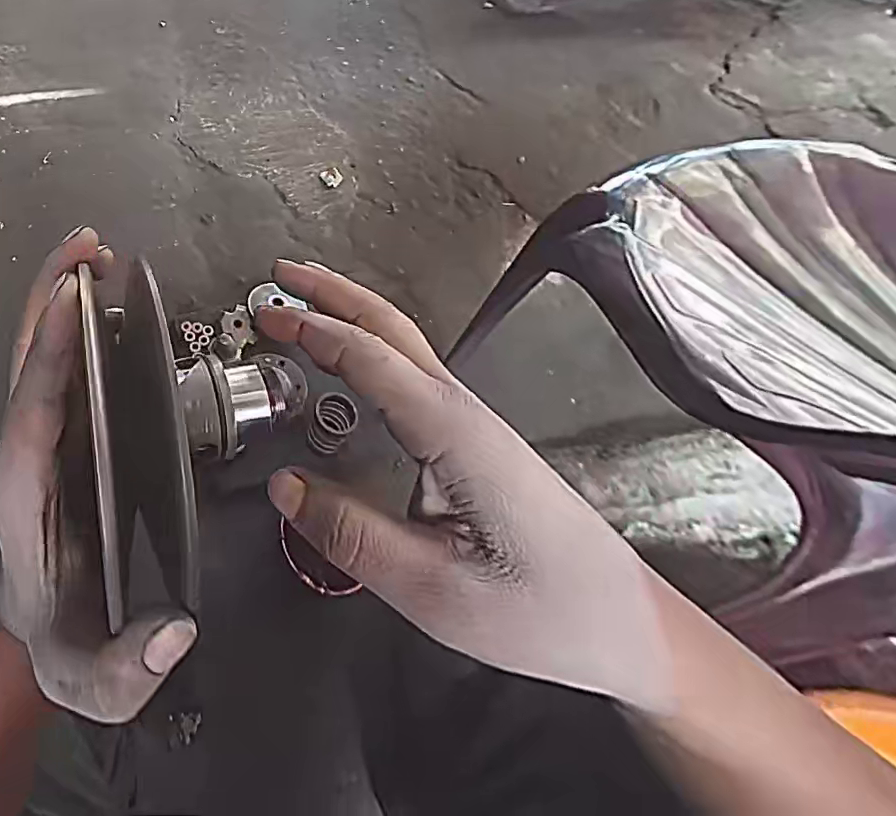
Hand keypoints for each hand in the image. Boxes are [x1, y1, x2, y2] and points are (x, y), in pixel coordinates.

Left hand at [0, 228, 198, 723]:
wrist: (38, 628)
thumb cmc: (62, 639)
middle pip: (27, 362)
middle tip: (87, 251)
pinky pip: (61, 365)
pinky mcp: (59, 430)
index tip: (75, 304)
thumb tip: (177, 633)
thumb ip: (130, 669)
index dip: (51, 356)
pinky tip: (104, 299)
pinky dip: (76, 323)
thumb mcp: (93, 677)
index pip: (31, 414)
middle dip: (51, 300)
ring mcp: (38, 437)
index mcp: (22, 495)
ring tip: (96, 255)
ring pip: (40, 353)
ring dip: (60, 298)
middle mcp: (22, 453)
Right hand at [257, 260, 671, 711]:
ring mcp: (470, 420)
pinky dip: (367, 346)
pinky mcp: (470, 438)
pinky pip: (408, 370)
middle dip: (331, 292)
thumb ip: (352, 536)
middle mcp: (462, 412)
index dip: (315, 330)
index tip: (272, 317)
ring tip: (304, 303)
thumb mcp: (436, 590)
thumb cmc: (547, 608)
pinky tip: (350, 360)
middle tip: (283, 276)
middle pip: (390, 325)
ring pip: (402, 341)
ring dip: (348, 312)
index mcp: (455, 433)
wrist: (623, 619)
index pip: (372, 359)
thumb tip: (287, 490)